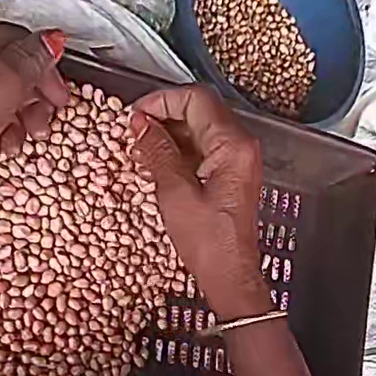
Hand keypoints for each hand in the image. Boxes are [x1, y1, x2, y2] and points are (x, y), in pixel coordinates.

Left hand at [0, 19, 71, 201]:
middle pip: (12, 78)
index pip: (23, 45)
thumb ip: (32, 60)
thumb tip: (53, 41)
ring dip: (12, 127)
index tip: (61, 98)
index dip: (48, 72)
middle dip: (31, 104)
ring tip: (9, 141)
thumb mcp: (3, 81)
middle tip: (37, 124)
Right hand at [130, 85, 268, 317]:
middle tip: (135, 132)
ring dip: (170, 135)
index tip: (136, 115)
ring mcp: (238, 162)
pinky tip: (157, 165)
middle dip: (164, 116)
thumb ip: (157, 152)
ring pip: (200, 131)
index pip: (195, 99)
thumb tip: (141, 124)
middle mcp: (241, 147)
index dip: (161, 101)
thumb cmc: (209, 244)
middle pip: (199, 111)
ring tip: (141, 150)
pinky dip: (180, 152)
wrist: (230, 276)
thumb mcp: (175, 194)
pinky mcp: (231, 177)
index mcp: (233, 145)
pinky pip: (204, 151)